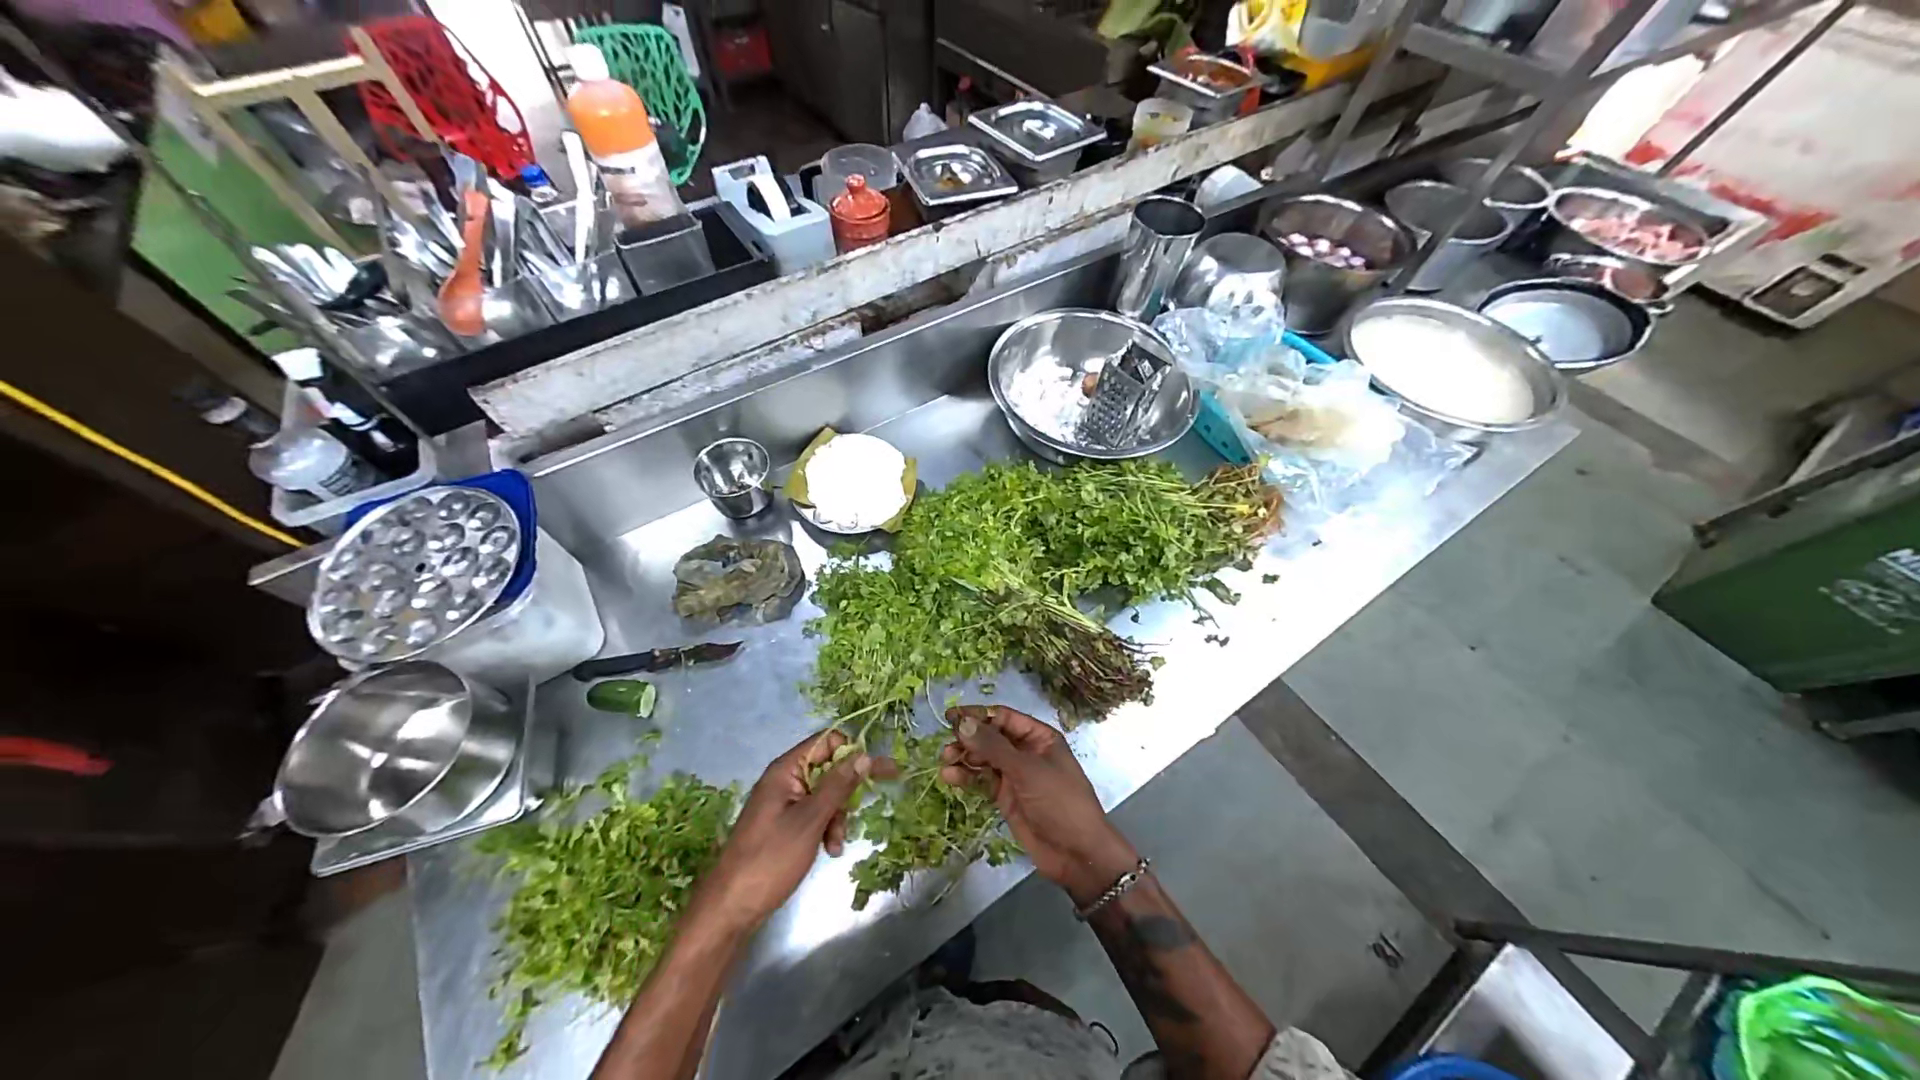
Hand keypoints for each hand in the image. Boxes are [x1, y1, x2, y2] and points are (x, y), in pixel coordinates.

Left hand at [696, 730, 880, 930]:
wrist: (732, 907)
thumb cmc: (771, 858)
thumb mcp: (810, 820)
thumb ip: (838, 785)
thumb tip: (865, 754)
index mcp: (786, 770)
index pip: (826, 742)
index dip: (853, 751)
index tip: (877, 770)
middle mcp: (784, 780)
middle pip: (829, 769)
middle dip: (847, 791)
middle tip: (874, 798)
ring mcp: (783, 803)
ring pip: (825, 795)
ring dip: (838, 815)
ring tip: (836, 843)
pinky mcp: (784, 825)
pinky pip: (815, 815)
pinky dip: (826, 828)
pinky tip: (829, 850)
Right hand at [941, 705, 1138, 906]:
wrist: (1076, 853)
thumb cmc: (1059, 802)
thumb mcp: (1027, 770)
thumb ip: (993, 747)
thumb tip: (963, 723)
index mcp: (1039, 737)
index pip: (1003, 718)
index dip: (978, 715)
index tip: (951, 717)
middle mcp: (1026, 752)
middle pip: (991, 737)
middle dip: (968, 739)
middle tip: (948, 746)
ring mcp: (1015, 776)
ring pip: (984, 759)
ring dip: (964, 758)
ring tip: (946, 761)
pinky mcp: (1006, 797)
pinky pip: (983, 781)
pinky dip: (967, 778)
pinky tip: (950, 777)